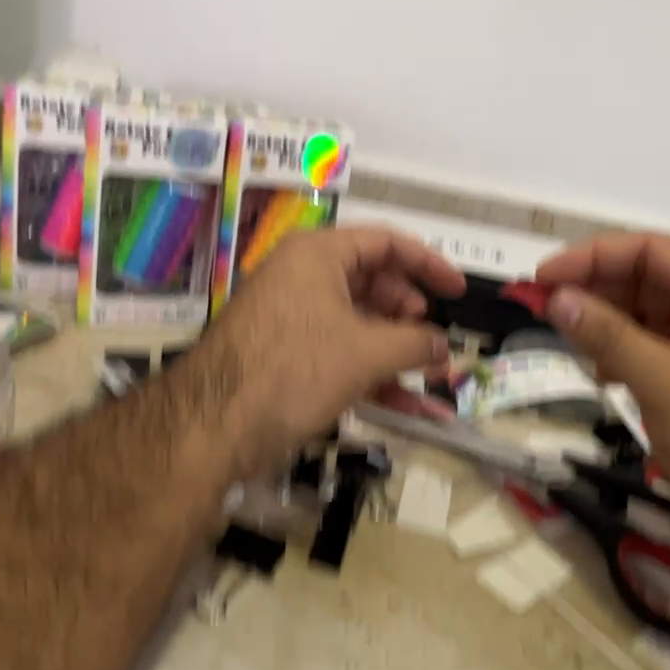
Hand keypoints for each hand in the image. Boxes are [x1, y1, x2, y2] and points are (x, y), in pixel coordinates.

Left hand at [190, 225, 463, 476]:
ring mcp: (289, 315)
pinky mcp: (283, 353)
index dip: (428, 264)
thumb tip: (444, 346)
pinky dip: (369, 372)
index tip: (458, 290)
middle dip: (409, 313)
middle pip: (370, 281)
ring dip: (394, 349)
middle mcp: (301, 276)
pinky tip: (404, 405)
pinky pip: (337, 350)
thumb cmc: (293, 371)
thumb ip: (414, 343)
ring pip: (355, 321)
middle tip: (434, 338)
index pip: (384, 242)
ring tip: (426, 375)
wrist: (212, 427)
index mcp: (317, 255)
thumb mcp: (365, 354)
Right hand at [534, 234, 669, 576]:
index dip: (590, 258)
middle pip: (650, 283)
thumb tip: (555, 298)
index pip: (650, 251)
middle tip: (543, 311)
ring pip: (652, 322)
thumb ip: (606, 334)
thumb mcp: (664, 381)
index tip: (540, 279)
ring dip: (608, 328)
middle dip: (595, 293)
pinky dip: (627, 360)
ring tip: (568, 344)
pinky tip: (602, 376)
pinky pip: (661, 357)